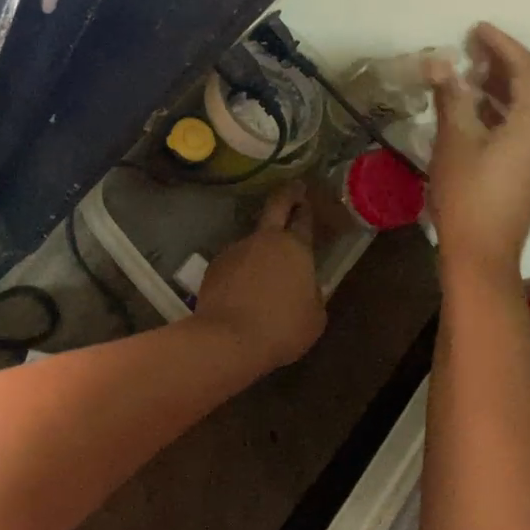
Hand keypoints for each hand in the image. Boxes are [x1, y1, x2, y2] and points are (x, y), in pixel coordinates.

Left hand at [191, 181, 326, 369]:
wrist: (229, 339)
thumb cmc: (282, 328)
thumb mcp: (315, 316)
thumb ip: (312, 293)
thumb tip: (305, 286)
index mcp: (294, 247)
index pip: (303, 219)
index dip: (306, 208)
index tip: (306, 197)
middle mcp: (264, 240)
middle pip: (275, 208)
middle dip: (286, 196)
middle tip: (293, 191)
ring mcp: (235, 250)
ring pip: (252, 244)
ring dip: (259, 253)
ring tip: (263, 278)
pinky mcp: (214, 266)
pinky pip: (233, 264)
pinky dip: (240, 272)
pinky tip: (242, 293)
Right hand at [427, 23, 529, 278]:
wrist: (482, 252)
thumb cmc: (466, 194)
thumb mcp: (454, 141)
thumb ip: (451, 96)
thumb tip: (441, 61)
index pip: (527, 70)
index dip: (502, 45)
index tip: (476, 29)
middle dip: (504, 63)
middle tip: (471, 48)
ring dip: (503, 87)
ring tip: (469, 73)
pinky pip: (527, 127)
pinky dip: (504, 110)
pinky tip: (476, 109)